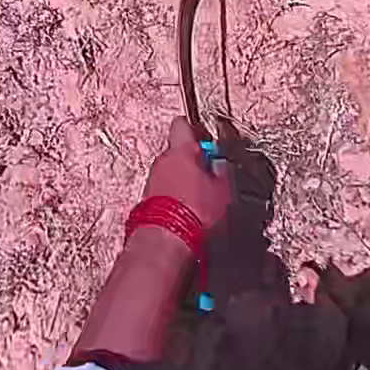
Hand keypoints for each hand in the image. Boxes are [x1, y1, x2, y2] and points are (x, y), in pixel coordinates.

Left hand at [142, 117, 231, 231]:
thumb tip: (220, 165)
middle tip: (212, 177)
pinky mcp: (147, 203)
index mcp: (179, 152)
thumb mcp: (223, 190)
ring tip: (203, 201)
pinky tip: (190, 214)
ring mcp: (151, 183)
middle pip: (177, 153)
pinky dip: (176, 199)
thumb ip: (221, 171)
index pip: (183, 126)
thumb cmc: (194, 213)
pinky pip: (165, 193)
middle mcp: (161, 163)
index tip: (208, 141)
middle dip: (194, 163)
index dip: (196, 131)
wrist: (165, 243)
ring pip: (171, 174)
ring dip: (184, 183)